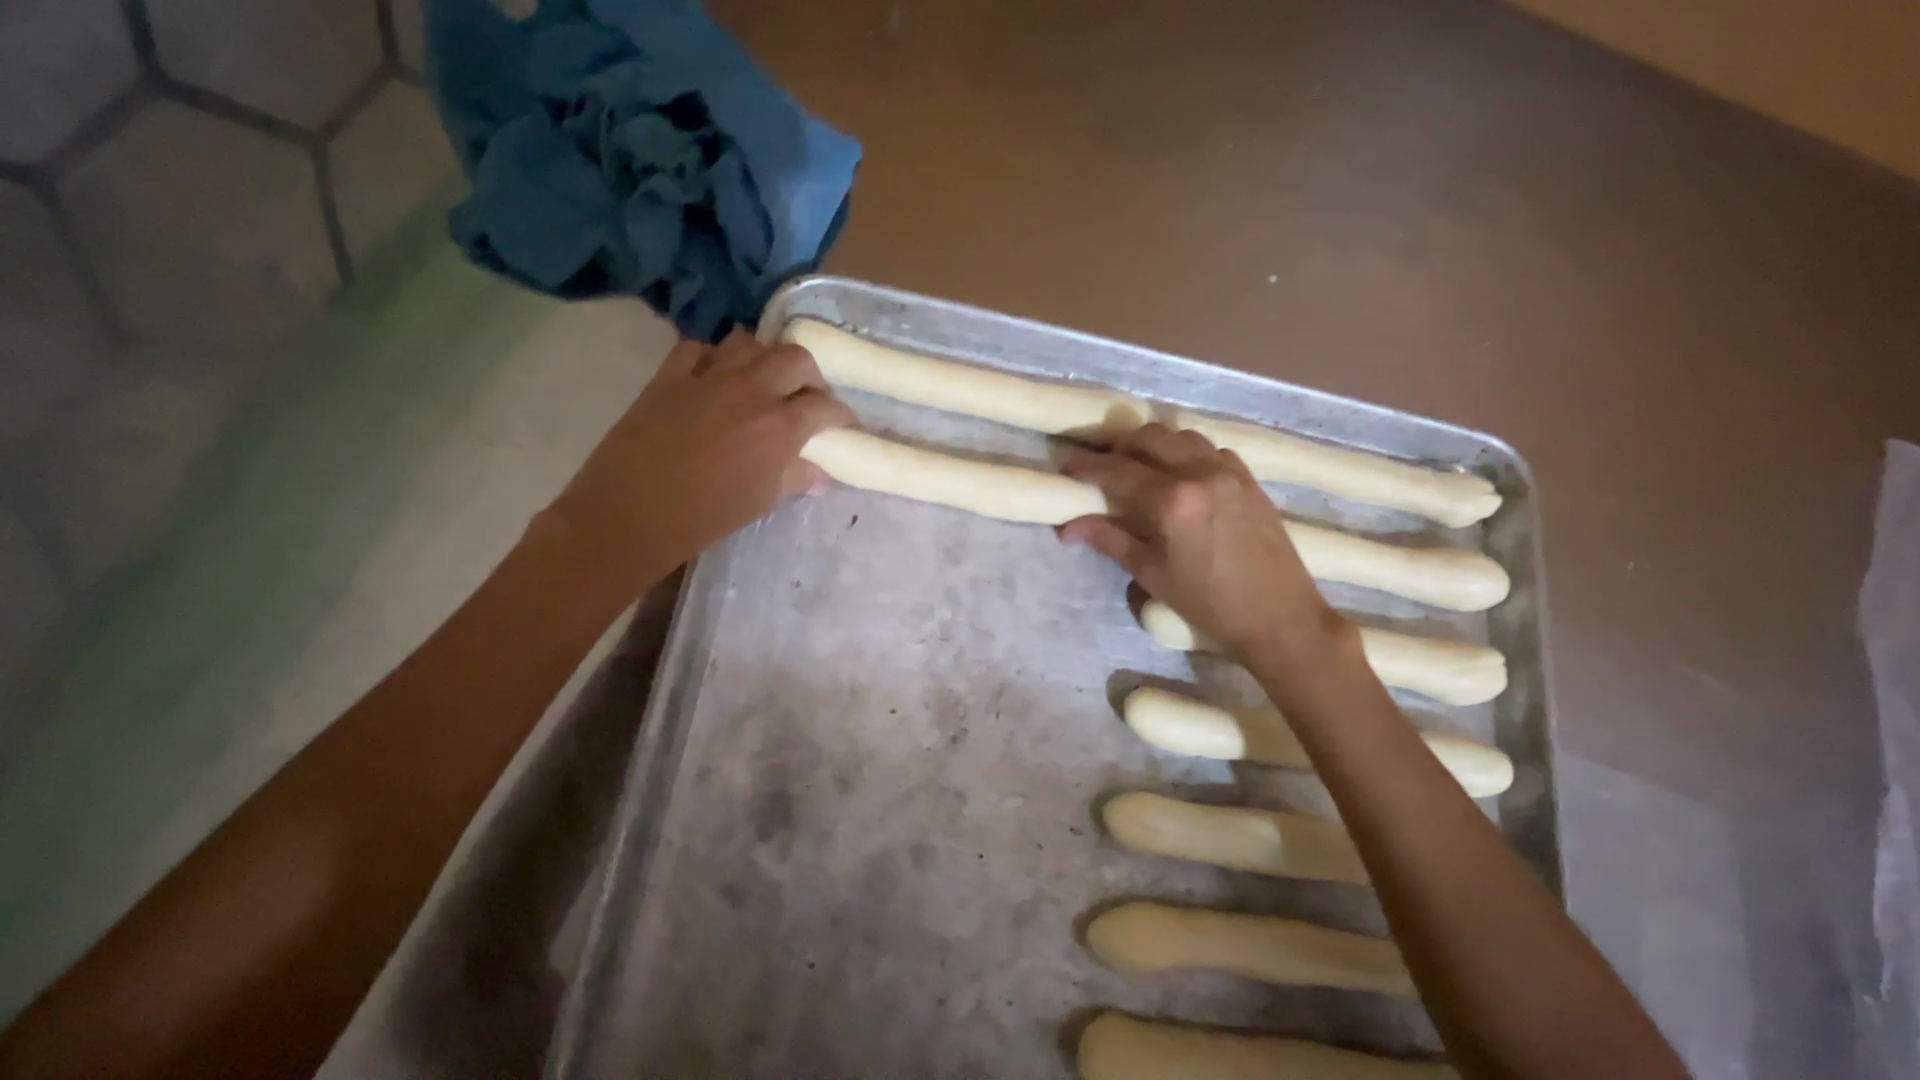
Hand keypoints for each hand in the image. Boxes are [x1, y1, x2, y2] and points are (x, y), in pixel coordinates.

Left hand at [542, 330, 853, 593]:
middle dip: (808, 375)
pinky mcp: (670, 375)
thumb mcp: (761, 500)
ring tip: (760, 380)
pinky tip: (711, 377)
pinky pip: (698, 348)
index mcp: (781, 425)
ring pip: (749, 342)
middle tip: (804, 397)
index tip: (842, 423)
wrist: (630, 513)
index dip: (840, 413)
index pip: (825, 404)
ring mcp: (709, 376)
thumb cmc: (705, 517)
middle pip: (795, 358)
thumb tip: (820, 473)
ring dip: (762, 357)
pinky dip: (711, 357)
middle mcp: (752, 389)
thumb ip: (795, 478)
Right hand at [1059, 423, 1347, 664]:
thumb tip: (1069, 527)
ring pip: (1182, 438)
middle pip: (1149, 438)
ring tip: (1142, 468)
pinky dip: (1189, 454)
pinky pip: (1212, 451)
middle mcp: (1200, 473)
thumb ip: (1111, 541)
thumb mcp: (1152, 574)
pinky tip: (1184, 477)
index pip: (1117, 470)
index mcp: (1171, 500)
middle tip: (1104, 467)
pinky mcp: (1249, 481)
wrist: (1279, 617)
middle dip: (1120, 447)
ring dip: (1156, 445)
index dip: (1087, 467)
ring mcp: (1229, 473)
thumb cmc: (1209, 604)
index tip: (1068, 469)